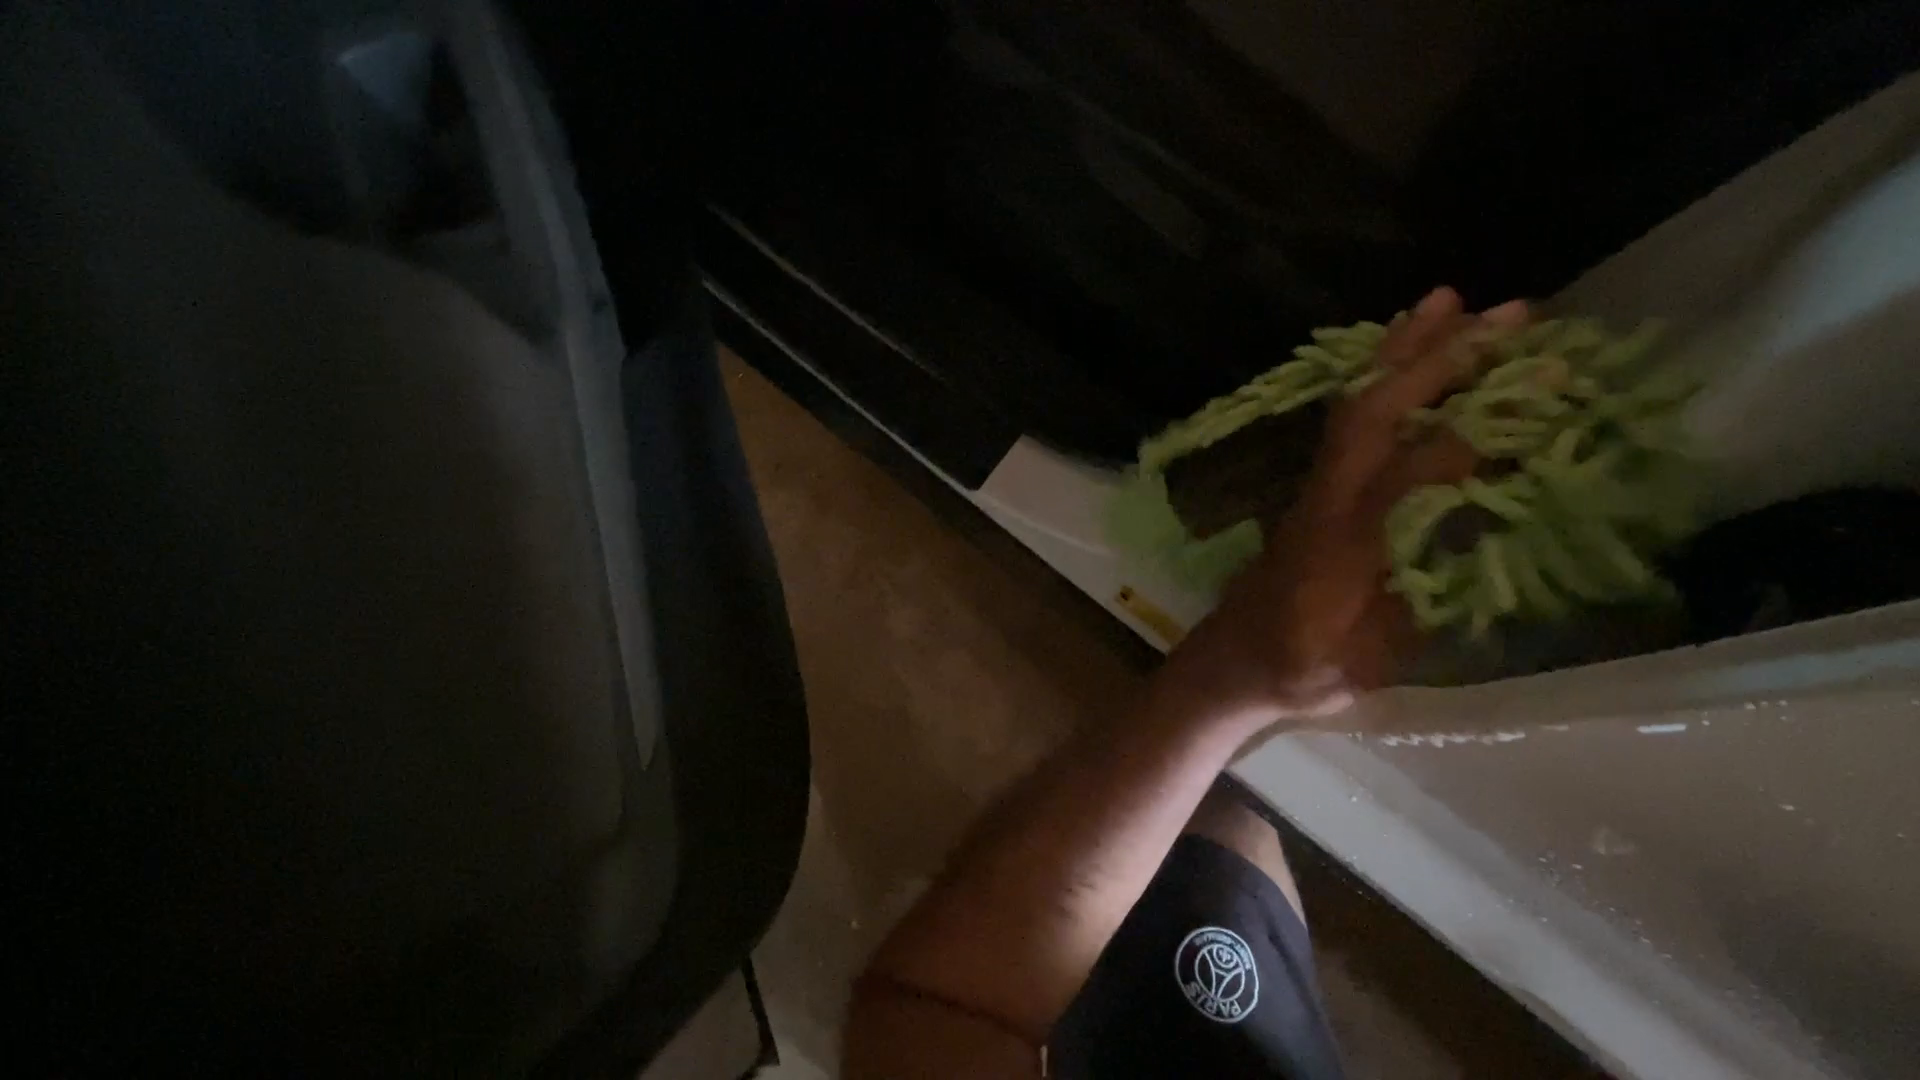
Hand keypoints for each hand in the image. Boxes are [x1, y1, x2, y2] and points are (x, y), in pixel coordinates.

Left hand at [1166, 287, 1527, 725]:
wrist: (1231, 662)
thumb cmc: (1300, 667)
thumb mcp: (1364, 657)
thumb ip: (1415, 607)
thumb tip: (1476, 548)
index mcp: (1342, 543)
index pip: (1407, 471)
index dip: (1472, 432)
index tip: (1542, 390)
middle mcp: (1326, 500)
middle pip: (1375, 414)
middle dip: (1438, 360)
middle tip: (1509, 311)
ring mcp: (1315, 489)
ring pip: (1354, 407)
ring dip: (1401, 352)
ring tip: (1445, 300)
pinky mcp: (1313, 491)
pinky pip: (1347, 422)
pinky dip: (1377, 381)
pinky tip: (1399, 359)